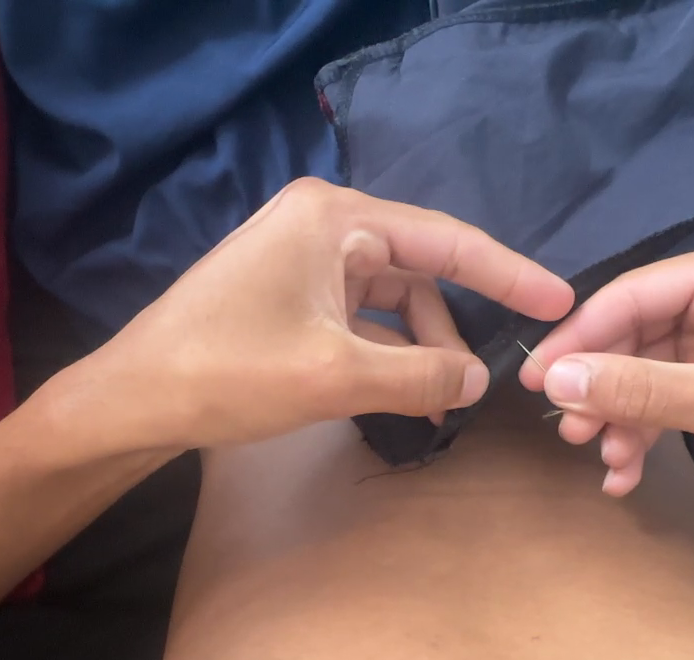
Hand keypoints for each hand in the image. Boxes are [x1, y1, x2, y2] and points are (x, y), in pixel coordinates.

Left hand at [36, 178, 572, 451]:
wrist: (135, 400)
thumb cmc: (230, 376)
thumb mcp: (337, 377)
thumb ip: (420, 376)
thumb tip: (479, 380)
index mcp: (336, 219)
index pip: (446, 241)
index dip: (508, 274)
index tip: (558, 300)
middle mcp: (323, 225)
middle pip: (417, 275)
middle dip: (448, 335)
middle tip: (470, 391)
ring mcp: (302, 260)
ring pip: (389, 304)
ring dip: (415, 353)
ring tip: (432, 406)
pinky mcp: (288, 294)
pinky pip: (358, 319)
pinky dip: (382, 356)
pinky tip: (396, 396)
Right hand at [521, 227, 693, 497]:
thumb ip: (636, 389)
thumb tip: (553, 382)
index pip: (635, 294)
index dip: (578, 340)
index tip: (533, 383)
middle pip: (642, 334)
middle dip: (605, 390)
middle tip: (570, 436)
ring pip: (658, 370)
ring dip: (628, 418)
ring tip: (606, 464)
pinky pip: (683, 392)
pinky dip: (657, 429)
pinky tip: (631, 471)